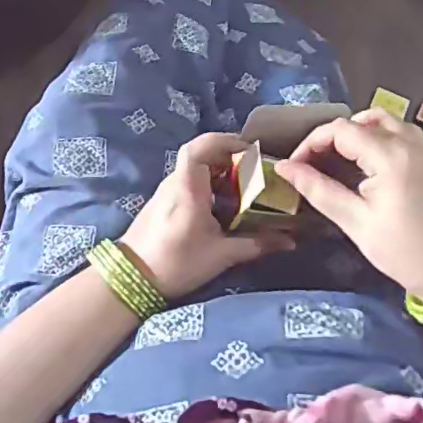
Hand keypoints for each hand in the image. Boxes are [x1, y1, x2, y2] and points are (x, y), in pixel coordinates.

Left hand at [120, 132, 292, 298]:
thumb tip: (290, 240)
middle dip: (229, 155)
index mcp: (188, 189)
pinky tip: (224, 201)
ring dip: (219, 168)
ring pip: (194, 165)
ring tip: (243, 185)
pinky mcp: (164, 200)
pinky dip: (208, 181)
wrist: (132, 280)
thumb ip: (256, 244)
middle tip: (253, 169)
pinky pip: (189, 178)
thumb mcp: (221, 255)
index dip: (224, 142)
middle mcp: (175, 182)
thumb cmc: (176, 264)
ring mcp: (167, 190)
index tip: (248, 152)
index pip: (199, 148)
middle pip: (200, 152)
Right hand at [274, 110, 422, 304]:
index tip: (293, 168)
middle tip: (310, 164)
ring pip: (380, 120)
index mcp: (389, 156)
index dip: (310, 144)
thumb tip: (284, 168)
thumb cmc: (404, 251)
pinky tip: (361, 162)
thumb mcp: (355, 222)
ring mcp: (421, 149)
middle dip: (329, 137)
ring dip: (353, 132)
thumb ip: (318, 190)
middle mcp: (407, 142)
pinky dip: (373, 136)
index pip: (339, 130)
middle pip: (358, 120)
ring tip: (333, 159)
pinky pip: (396, 131)